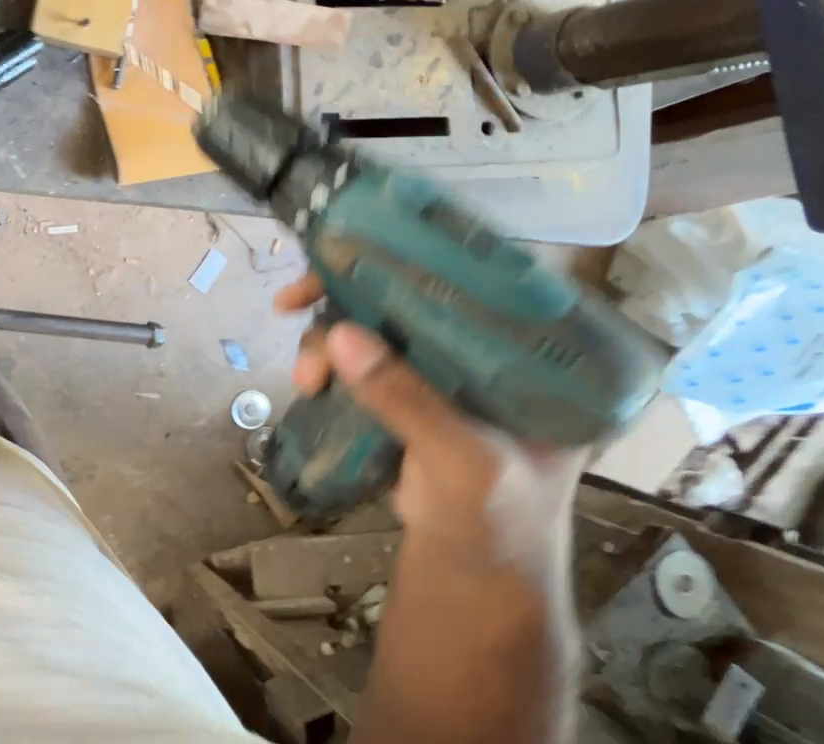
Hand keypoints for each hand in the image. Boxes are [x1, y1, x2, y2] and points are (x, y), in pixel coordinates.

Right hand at [275, 274, 585, 576]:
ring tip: (306, 379)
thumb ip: (410, 401)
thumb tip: (343, 336)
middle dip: (344, 294)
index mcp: (530, 352)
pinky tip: (309, 382)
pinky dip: (326, 361)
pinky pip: (358, 356)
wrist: (471, 574)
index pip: (478, 278)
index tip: (356, 250)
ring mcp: (440, 369)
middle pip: (408, 292)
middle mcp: (484, 348)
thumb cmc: (498, 520)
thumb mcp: (465, 462)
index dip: (417, 255)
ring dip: (327, 340)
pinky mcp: (405, 389)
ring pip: (373, 323)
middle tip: (293, 301)